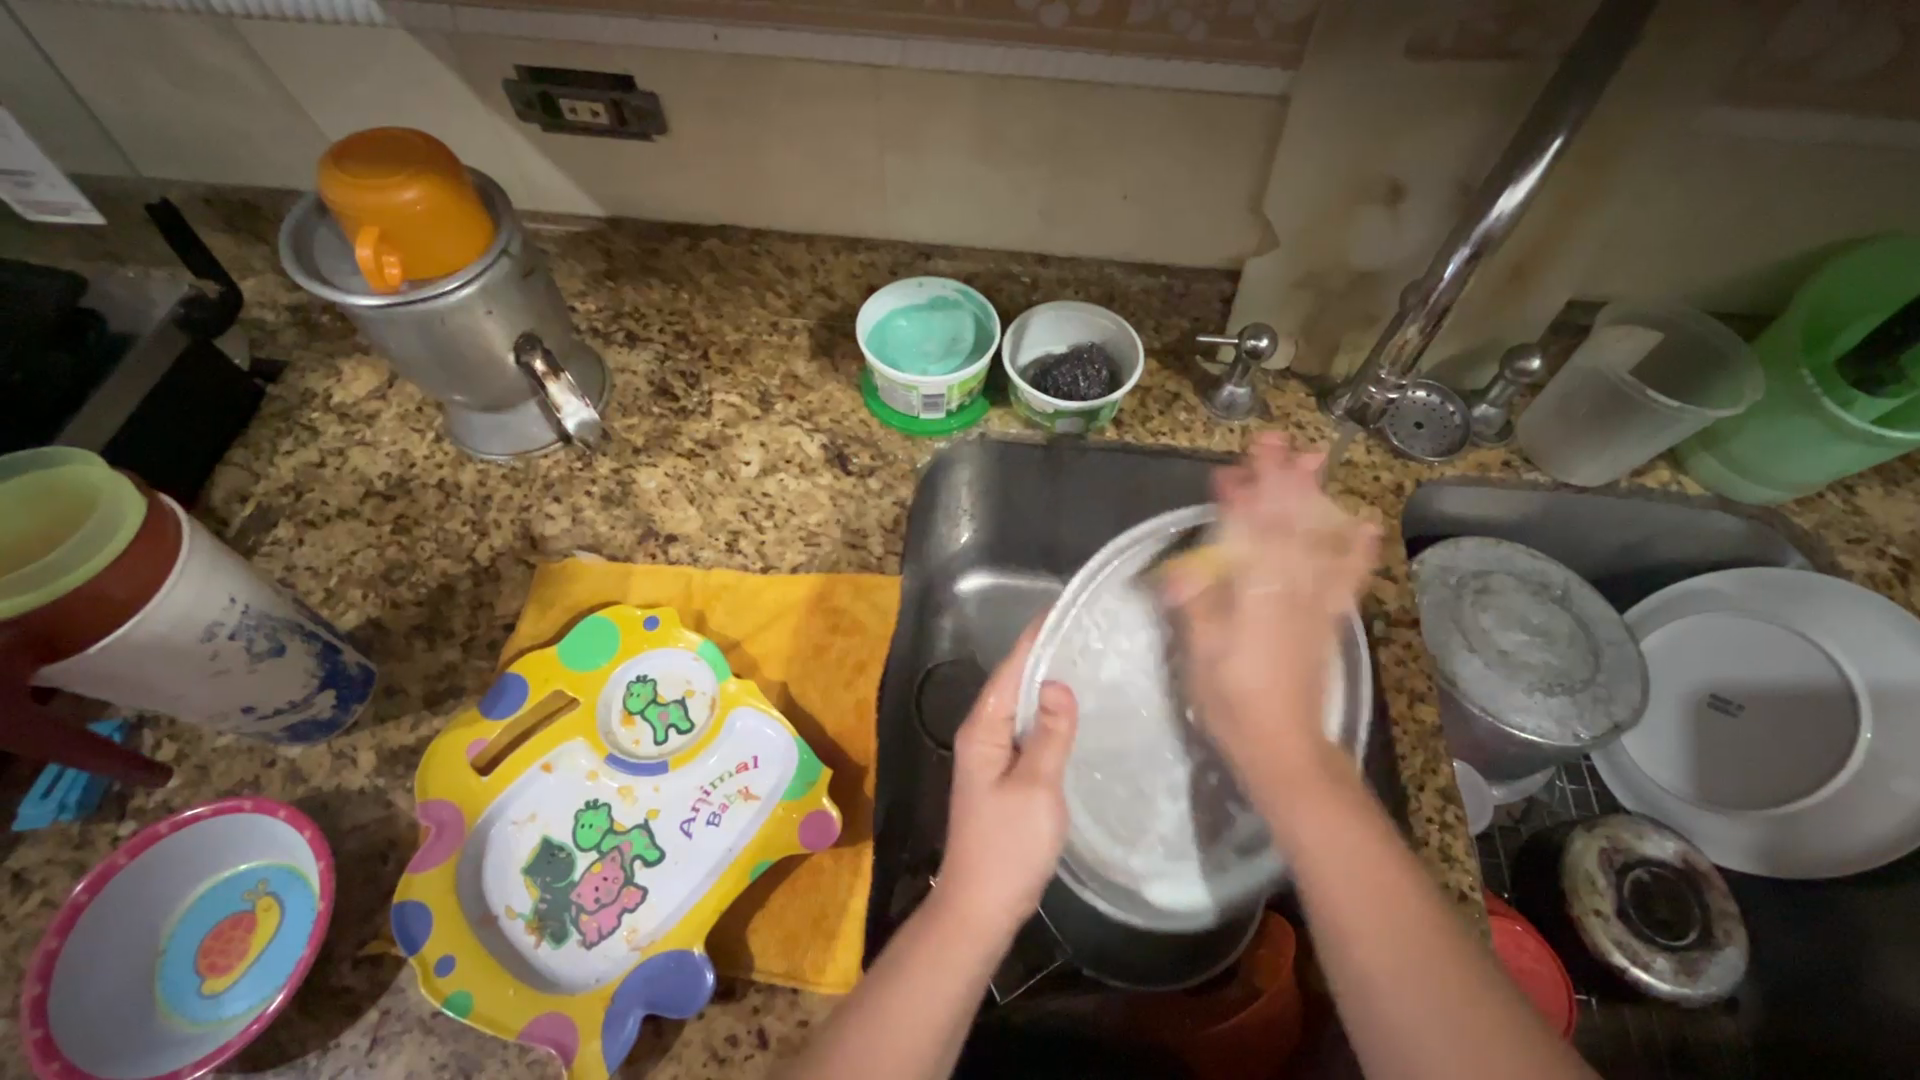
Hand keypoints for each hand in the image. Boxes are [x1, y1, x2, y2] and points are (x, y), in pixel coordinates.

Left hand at [934, 623, 1077, 941]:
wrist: (981, 904)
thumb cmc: (1007, 847)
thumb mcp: (1036, 788)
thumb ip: (1050, 734)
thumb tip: (1059, 683)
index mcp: (983, 729)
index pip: (1011, 669)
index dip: (1036, 637)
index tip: (1064, 607)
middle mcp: (982, 734)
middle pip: (1015, 683)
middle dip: (1046, 654)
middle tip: (1088, 630)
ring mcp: (991, 756)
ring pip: (1021, 707)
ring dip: (1048, 684)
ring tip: (1088, 659)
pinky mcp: (1003, 776)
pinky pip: (1027, 731)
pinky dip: (1049, 716)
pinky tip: (1074, 713)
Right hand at [1164, 434, 1380, 815]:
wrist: (1282, 747)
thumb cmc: (1232, 703)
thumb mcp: (1200, 657)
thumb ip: (1196, 607)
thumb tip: (1181, 566)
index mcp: (1254, 598)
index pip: (1247, 536)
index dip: (1242, 498)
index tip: (1234, 466)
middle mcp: (1289, 592)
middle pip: (1285, 526)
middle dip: (1279, 480)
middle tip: (1277, 440)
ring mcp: (1313, 604)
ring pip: (1315, 541)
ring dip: (1313, 499)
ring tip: (1316, 459)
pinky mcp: (1326, 619)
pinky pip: (1345, 578)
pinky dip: (1354, 549)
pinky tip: (1363, 524)